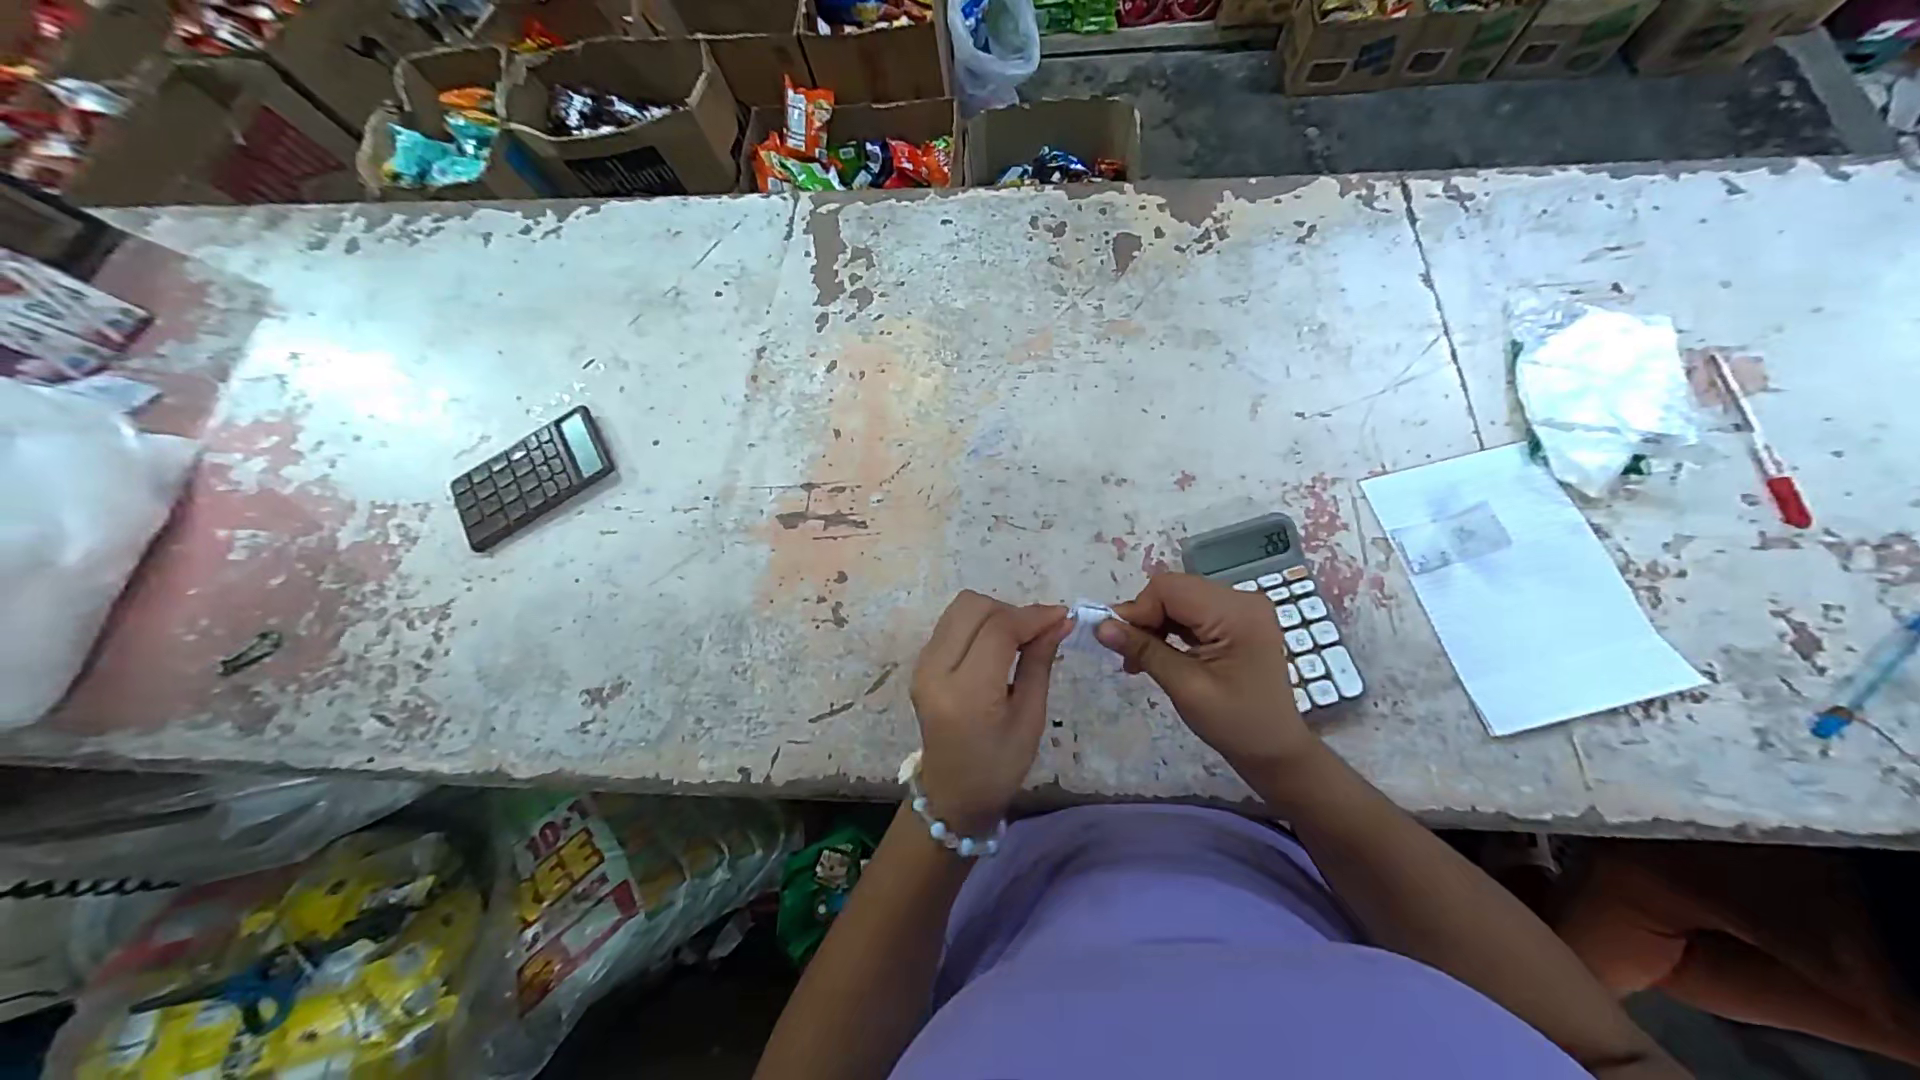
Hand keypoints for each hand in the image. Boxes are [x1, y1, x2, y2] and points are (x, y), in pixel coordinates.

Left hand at [910, 592, 1070, 834]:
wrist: (953, 793)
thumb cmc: (999, 765)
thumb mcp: (1030, 717)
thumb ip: (1040, 662)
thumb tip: (1059, 620)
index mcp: (966, 693)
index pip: (998, 630)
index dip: (1033, 616)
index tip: (1062, 616)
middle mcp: (935, 671)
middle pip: (973, 607)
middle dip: (1011, 612)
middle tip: (1037, 633)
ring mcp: (922, 665)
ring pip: (960, 609)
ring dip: (993, 614)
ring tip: (1018, 640)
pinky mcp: (920, 664)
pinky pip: (951, 624)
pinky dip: (978, 624)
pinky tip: (997, 647)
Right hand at [1094, 573, 1315, 772]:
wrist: (1275, 752)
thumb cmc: (1235, 723)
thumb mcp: (1185, 687)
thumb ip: (1144, 650)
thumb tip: (1101, 626)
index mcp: (1236, 612)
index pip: (1170, 589)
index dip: (1138, 610)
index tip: (1117, 641)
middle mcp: (1241, 600)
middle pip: (1174, 591)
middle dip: (1145, 618)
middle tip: (1128, 655)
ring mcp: (1240, 610)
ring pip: (1178, 600)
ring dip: (1154, 625)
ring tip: (1140, 660)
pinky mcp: (1236, 622)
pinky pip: (1191, 613)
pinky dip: (1170, 630)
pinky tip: (1160, 654)